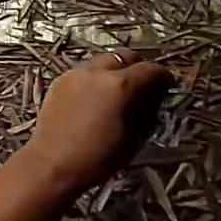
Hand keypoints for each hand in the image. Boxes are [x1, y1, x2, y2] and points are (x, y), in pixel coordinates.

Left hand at [24, 51, 173, 194]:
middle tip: (144, 83)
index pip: (149, 70)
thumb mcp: (133, 137)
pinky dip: (96, 78)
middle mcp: (97, 71)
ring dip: (115, 70)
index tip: (168, 82)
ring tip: (118, 89)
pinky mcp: (60, 80)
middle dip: (138, 66)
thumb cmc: (98, 157)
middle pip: (124, 56)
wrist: (52, 164)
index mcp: (119, 85)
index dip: (162, 75)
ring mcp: (75, 73)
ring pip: (102, 61)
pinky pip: (84, 72)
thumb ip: (146, 109)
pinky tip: (96, 96)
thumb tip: (155, 94)